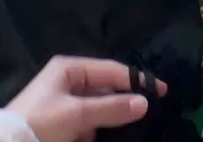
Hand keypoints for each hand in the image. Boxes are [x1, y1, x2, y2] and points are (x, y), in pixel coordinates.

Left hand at [4, 57, 160, 141]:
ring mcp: (65, 104)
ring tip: (138, 126)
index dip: (136, 79)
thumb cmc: (41, 123)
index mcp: (70, 68)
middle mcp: (68, 82)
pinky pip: (89, 124)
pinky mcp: (63, 126)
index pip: (110, 70)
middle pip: (106, 89)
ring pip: (99, 109)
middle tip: (152, 110)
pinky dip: (102, 129)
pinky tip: (115, 136)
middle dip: (126, 100)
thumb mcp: (77, 114)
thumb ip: (111, 109)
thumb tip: (145, 103)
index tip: (161, 90)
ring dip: (115, 118)